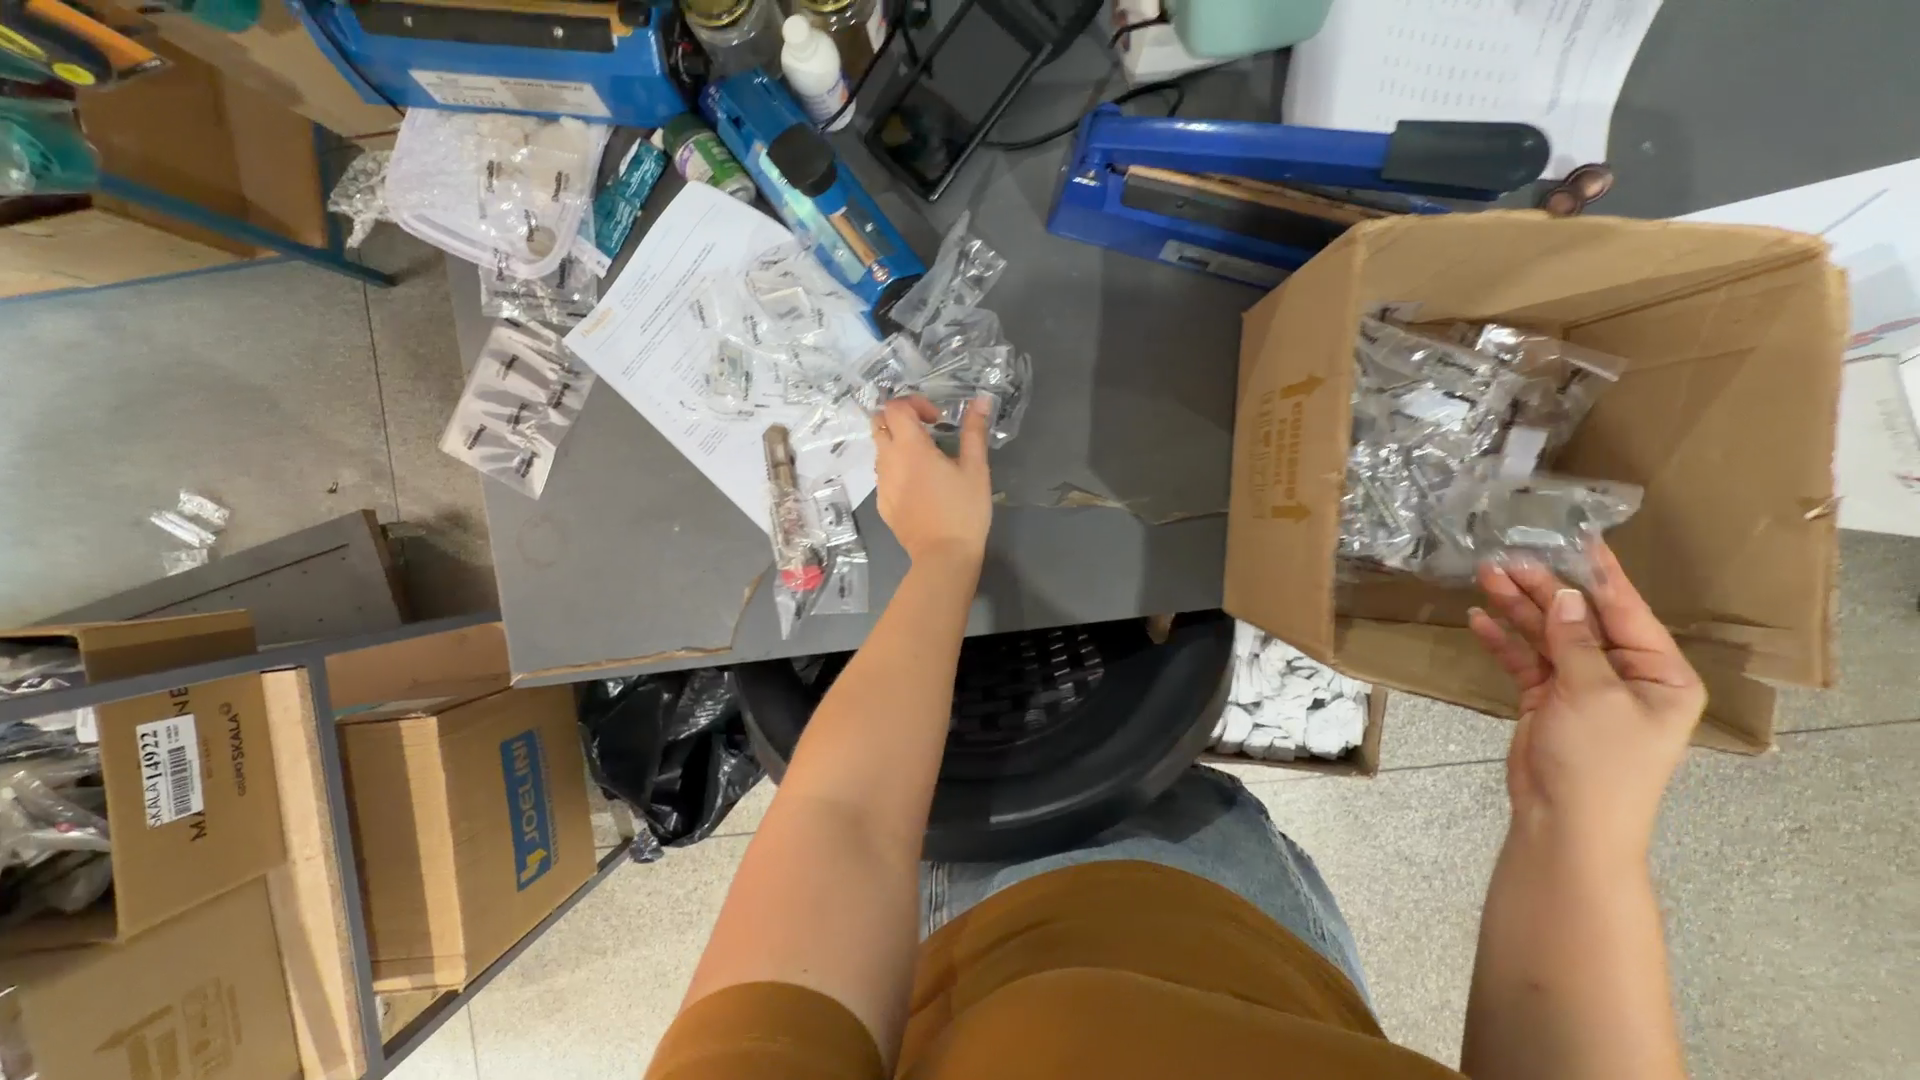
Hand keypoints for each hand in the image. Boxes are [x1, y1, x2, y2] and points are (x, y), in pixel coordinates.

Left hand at [871, 396, 992, 566]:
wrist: (943, 556)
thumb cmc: (963, 510)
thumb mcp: (975, 468)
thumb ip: (974, 431)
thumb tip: (980, 400)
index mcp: (910, 447)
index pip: (895, 407)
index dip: (914, 404)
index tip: (936, 419)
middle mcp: (888, 461)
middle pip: (878, 423)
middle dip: (899, 419)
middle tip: (926, 431)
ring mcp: (882, 484)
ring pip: (880, 450)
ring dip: (898, 444)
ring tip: (926, 460)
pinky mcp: (882, 503)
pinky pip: (883, 475)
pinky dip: (897, 469)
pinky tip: (920, 486)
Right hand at [1467, 541, 1704, 860]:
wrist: (1567, 821)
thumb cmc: (1599, 760)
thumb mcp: (1592, 694)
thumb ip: (1577, 642)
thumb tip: (1566, 596)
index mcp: (1660, 674)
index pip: (1628, 612)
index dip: (1601, 575)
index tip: (1579, 538)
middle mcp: (1625, 675)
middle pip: (1580, 620)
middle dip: (1544, 589)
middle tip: (1508, 558)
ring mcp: (1582, 688)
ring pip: (1548, 636)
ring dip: (1517, 609)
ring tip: (1484, 577)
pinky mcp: (1547, 700)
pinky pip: (1525, 661)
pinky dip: (1503, 642)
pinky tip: (1478, 620)